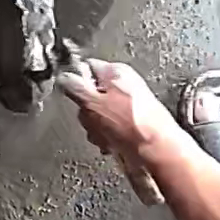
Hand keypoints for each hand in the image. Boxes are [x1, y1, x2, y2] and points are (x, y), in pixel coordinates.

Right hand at [56, 58, 182, 168]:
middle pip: (90, 96)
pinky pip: (110, 130)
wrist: (156, 151)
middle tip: (94, 122)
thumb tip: (63, 77)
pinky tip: (113, 145)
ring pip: (98, 117)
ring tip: (106, 137)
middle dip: (87, 114)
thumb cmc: (131, 125)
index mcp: (116, 72)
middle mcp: (124, 86)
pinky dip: (108, 139)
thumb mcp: (92, 103)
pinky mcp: (132, 126)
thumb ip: (74, 88)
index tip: (75, 99)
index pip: (86, 68)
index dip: (76, 84)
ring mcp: (128, 107)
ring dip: (96, 130)